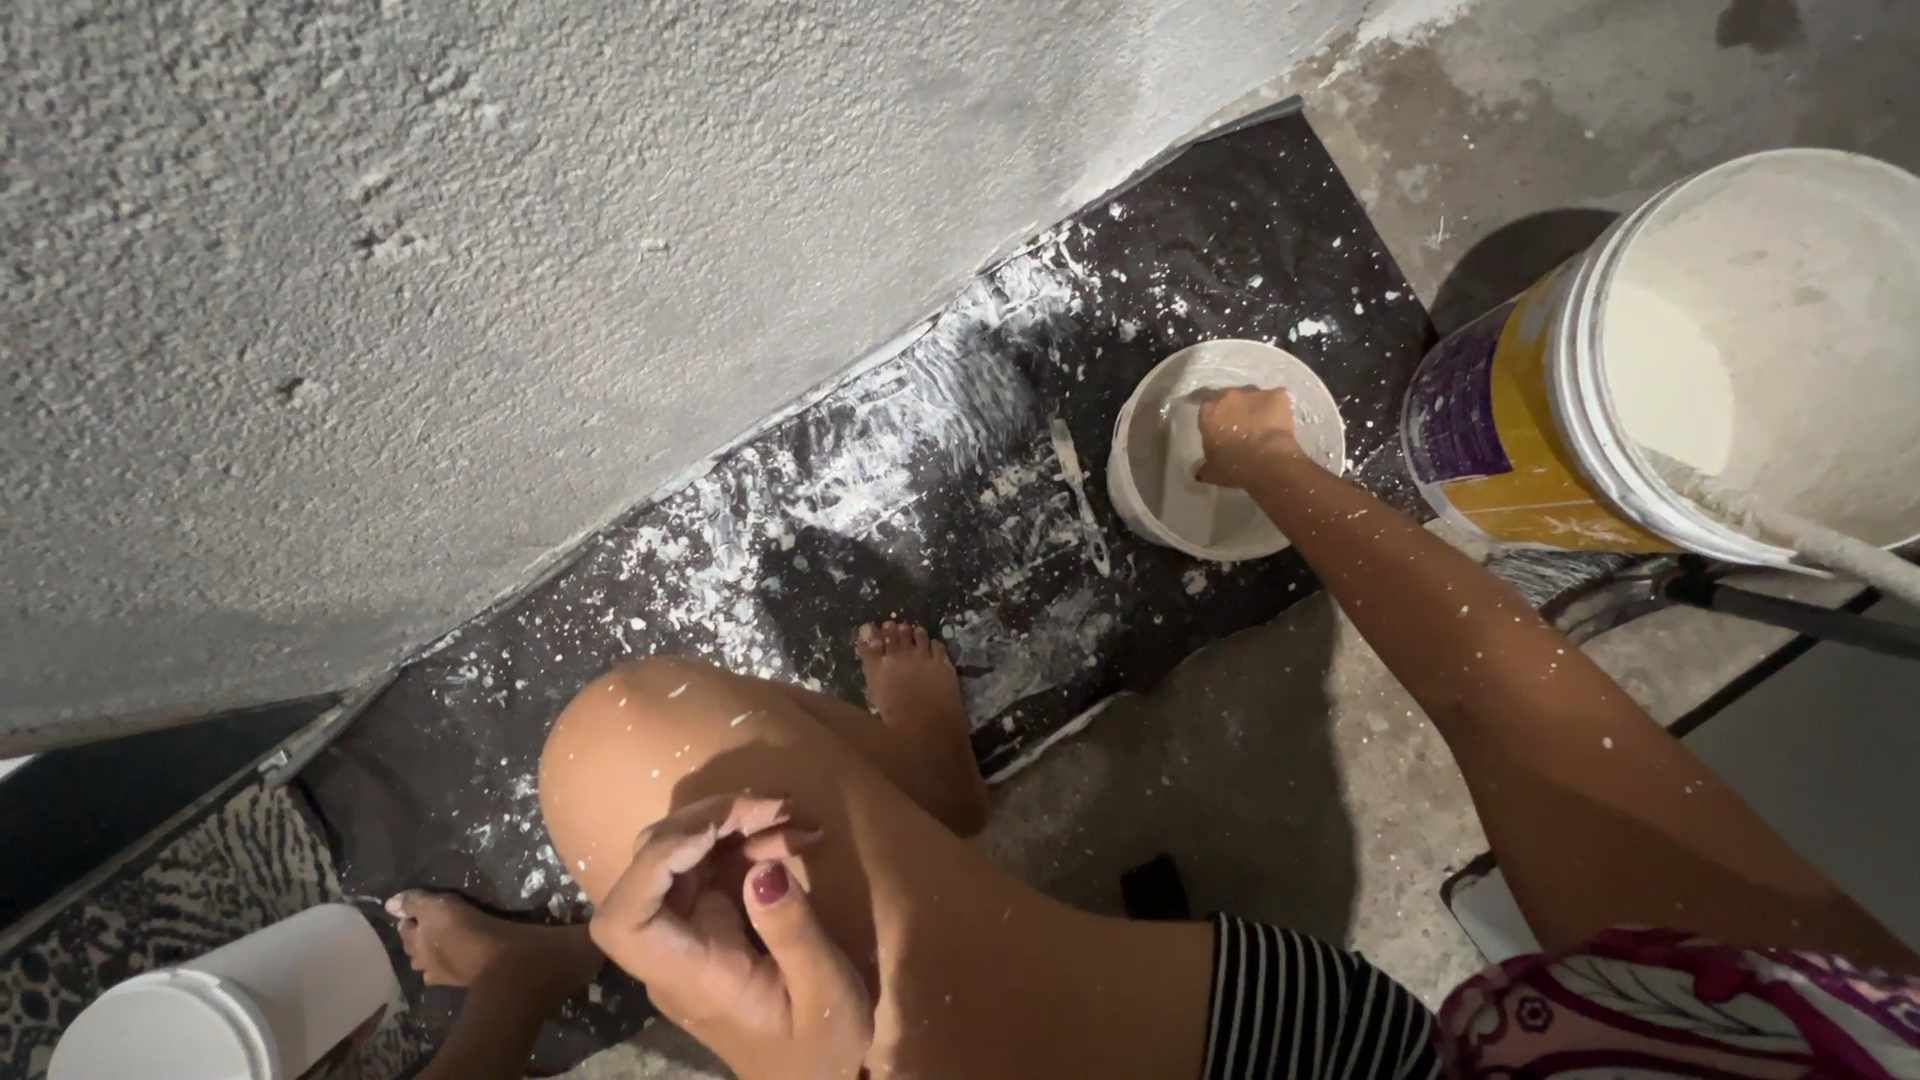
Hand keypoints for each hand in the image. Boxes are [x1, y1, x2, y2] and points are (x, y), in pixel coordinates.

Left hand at [590, 794, 871, 1079]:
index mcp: (689, 975)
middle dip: (708, 820)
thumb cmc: (819, 1047)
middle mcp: (676, 947)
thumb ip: (792, 931)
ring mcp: (693, 928)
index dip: (653, 861)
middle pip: (653, 865)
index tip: (714, 829)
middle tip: (774, 803)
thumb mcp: (823, 991)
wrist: (815, 1077)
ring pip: (684, 853)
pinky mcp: (716, 916)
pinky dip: (751, 839)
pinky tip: (794, 834)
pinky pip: (718, 863)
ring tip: (791, 810)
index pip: (624, 920)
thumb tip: (763, 868)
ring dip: (733, 822)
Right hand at [1196, 385, 1304, 488]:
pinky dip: (1278, 408)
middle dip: (1235, 411)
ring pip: (1254, 398)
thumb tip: (1200, 472)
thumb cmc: (1233, 466)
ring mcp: (1254, 393)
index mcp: (1208, 412)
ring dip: (1256, 408)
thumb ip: (1204, 467)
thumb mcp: (1211, 471)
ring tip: (1263, 427)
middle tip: (1242, 429)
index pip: (1208, 411)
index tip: (1220, 432)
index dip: (1215, 421)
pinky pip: (1277, 398)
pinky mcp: (1278, 395)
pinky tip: (1280, 423)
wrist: (1267, 460)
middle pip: (1231, 399)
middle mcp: (1229, 396)